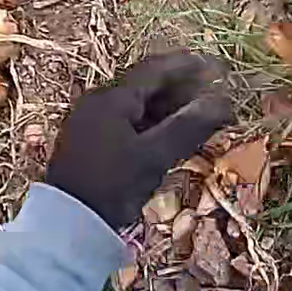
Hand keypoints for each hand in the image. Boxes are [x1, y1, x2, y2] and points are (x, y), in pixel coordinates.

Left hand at [45, 51, 232, 229]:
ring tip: (197, 121)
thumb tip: (223, 101)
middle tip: (212, 99)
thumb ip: (188, 126)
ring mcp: (90, 121)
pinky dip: (151, 125)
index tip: (215, 68)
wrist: (69, 224)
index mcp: (112, 99)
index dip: (187, 66)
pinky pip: (126, 122)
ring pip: (136, 106)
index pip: (155, 69)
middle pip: (146, 86)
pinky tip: (168, 139)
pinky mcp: (88, 141)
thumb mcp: (154, 156)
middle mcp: (98, 102)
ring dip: (167, 109)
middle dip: (181, 90)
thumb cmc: (113, 185)